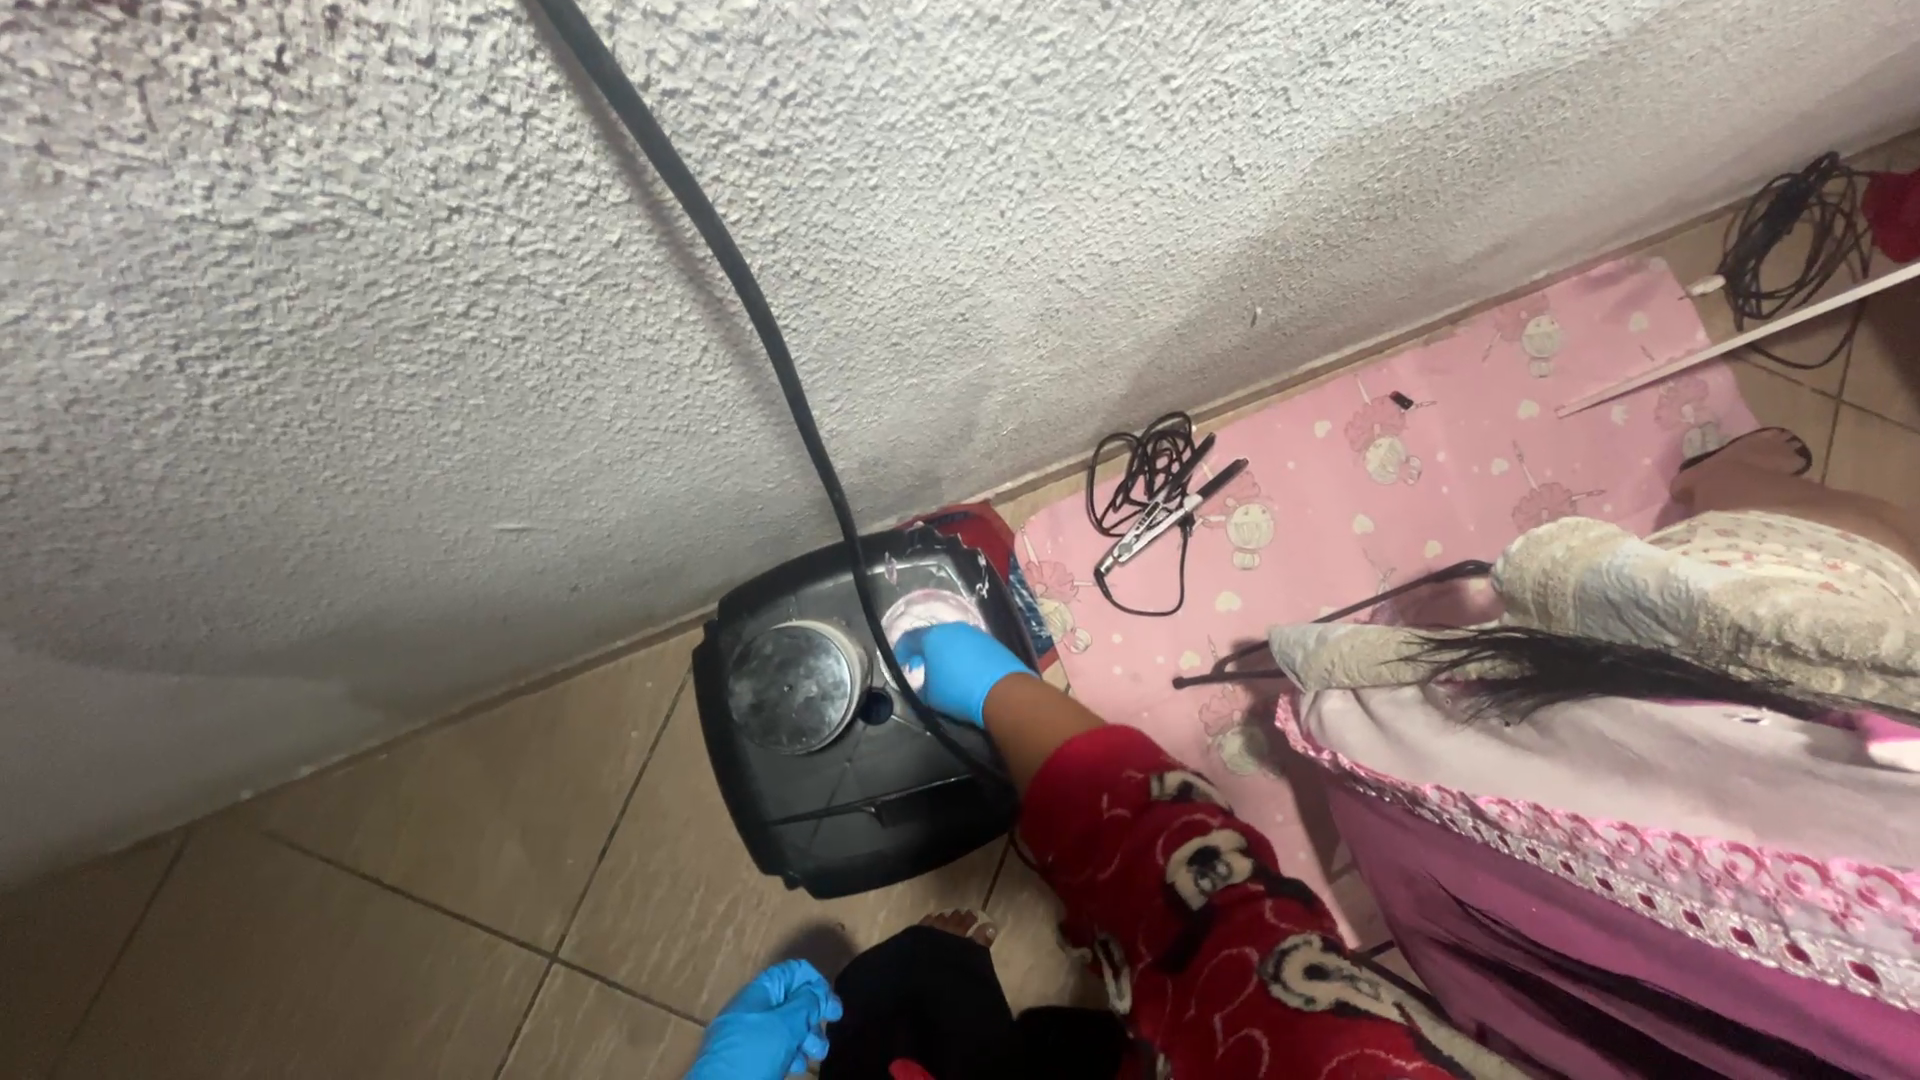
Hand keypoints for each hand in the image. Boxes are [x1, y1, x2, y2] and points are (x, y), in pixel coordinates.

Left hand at [686, 959, 842, 1079]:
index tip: (833, 1008)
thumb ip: (807, 1003)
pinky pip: (773, 1049)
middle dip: (813, 1016)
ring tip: (816, 1056)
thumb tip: (820, 990)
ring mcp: (746, 1036)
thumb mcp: (786, 1026)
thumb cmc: (753, 1055)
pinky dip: (789, 1054)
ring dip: (805, 1038)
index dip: (816, 984)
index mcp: (759, 992)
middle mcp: (752, 1009)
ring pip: (784, 1027)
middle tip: (827, 1036)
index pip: (793, 972)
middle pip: (791, 1001)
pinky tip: (797, 1067)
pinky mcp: (744, 1061)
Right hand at [893, 622, 1033, 726]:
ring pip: (953, 640)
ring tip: (945, 671)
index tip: (901, 666)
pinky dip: (963, 655)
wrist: (1004, 691)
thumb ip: (917, 687)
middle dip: (924, 652)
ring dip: (945, 653)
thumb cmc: (958, 691)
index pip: (908, 638)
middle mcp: (952, 628)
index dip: (901, 652)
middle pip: (932, 636)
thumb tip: (919, 684)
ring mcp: (974, 632)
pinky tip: (966, 671)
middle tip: (922, 668)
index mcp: (932, 637)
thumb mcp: (929, 696)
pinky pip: (970, 646)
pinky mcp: (991, 641)